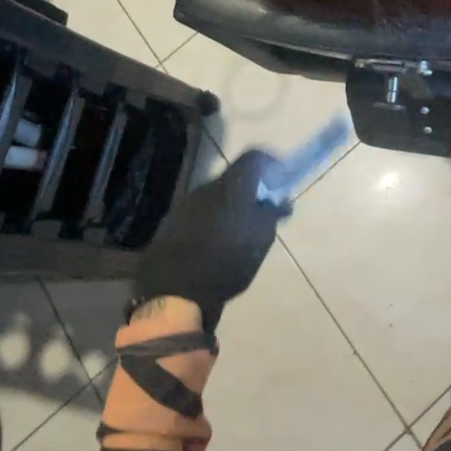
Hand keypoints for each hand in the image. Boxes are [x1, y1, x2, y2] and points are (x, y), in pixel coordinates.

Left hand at [133, 150, 287, 332]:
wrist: (174, 294)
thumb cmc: (227, 263)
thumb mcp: (261, 240)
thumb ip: (272, 213)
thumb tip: (279, 199)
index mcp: (231, 186)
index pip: (254, 157)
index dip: (271, 163)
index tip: (281, 180)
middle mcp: (206, 187)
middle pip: (234, 179)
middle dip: (250, 192)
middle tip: (262, 213)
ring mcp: (184, 205)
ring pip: (215, 198)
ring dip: (229, 209)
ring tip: (238, 236)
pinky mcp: (169, 224)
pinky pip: (198, 215)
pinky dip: (211, 223)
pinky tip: (213, 247)